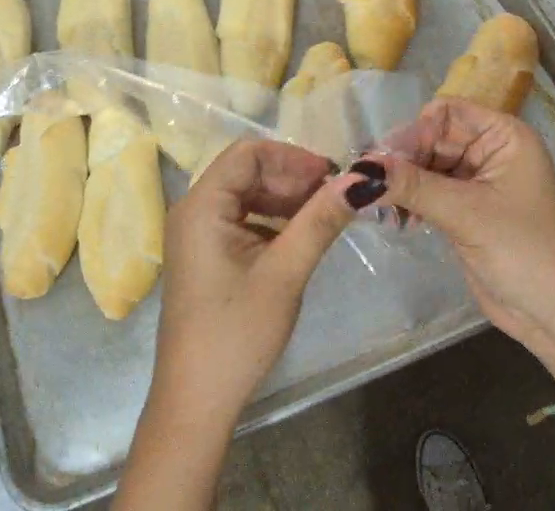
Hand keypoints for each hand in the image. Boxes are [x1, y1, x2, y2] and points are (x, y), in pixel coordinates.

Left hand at [118, 139, 361, 510]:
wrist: (196, 400)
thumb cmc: (236, 333)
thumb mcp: (284, 273)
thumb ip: (320, 221)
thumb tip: (361, 178)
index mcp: (201, 205)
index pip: (248, 153)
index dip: (292, 157)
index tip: (331, 176)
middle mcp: (193, 210)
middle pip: (246, 171)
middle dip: (291, 178)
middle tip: (335, 196)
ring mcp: (196, 234)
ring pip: (246, 195)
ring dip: (285, 199)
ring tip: (325, 216)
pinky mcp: (205, 255)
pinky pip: (241, 220)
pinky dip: (272, 221)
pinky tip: (300, 238)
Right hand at [362, 98, 554, 396]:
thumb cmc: (526, 253)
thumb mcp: (467, 215)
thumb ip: (412, 187)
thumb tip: (356, 171)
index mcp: (505, 137)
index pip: (446, 112)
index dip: (413, 132)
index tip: (383, 162)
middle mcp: (491, 152)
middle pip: (431, 138)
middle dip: (401, 160)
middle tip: (367, 187)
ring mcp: (478, 183)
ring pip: (425, 167)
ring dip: (400, 184)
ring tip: (376, 207)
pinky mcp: (466, 212)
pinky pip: (428, 193)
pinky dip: (409, 202)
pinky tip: (394, 220)